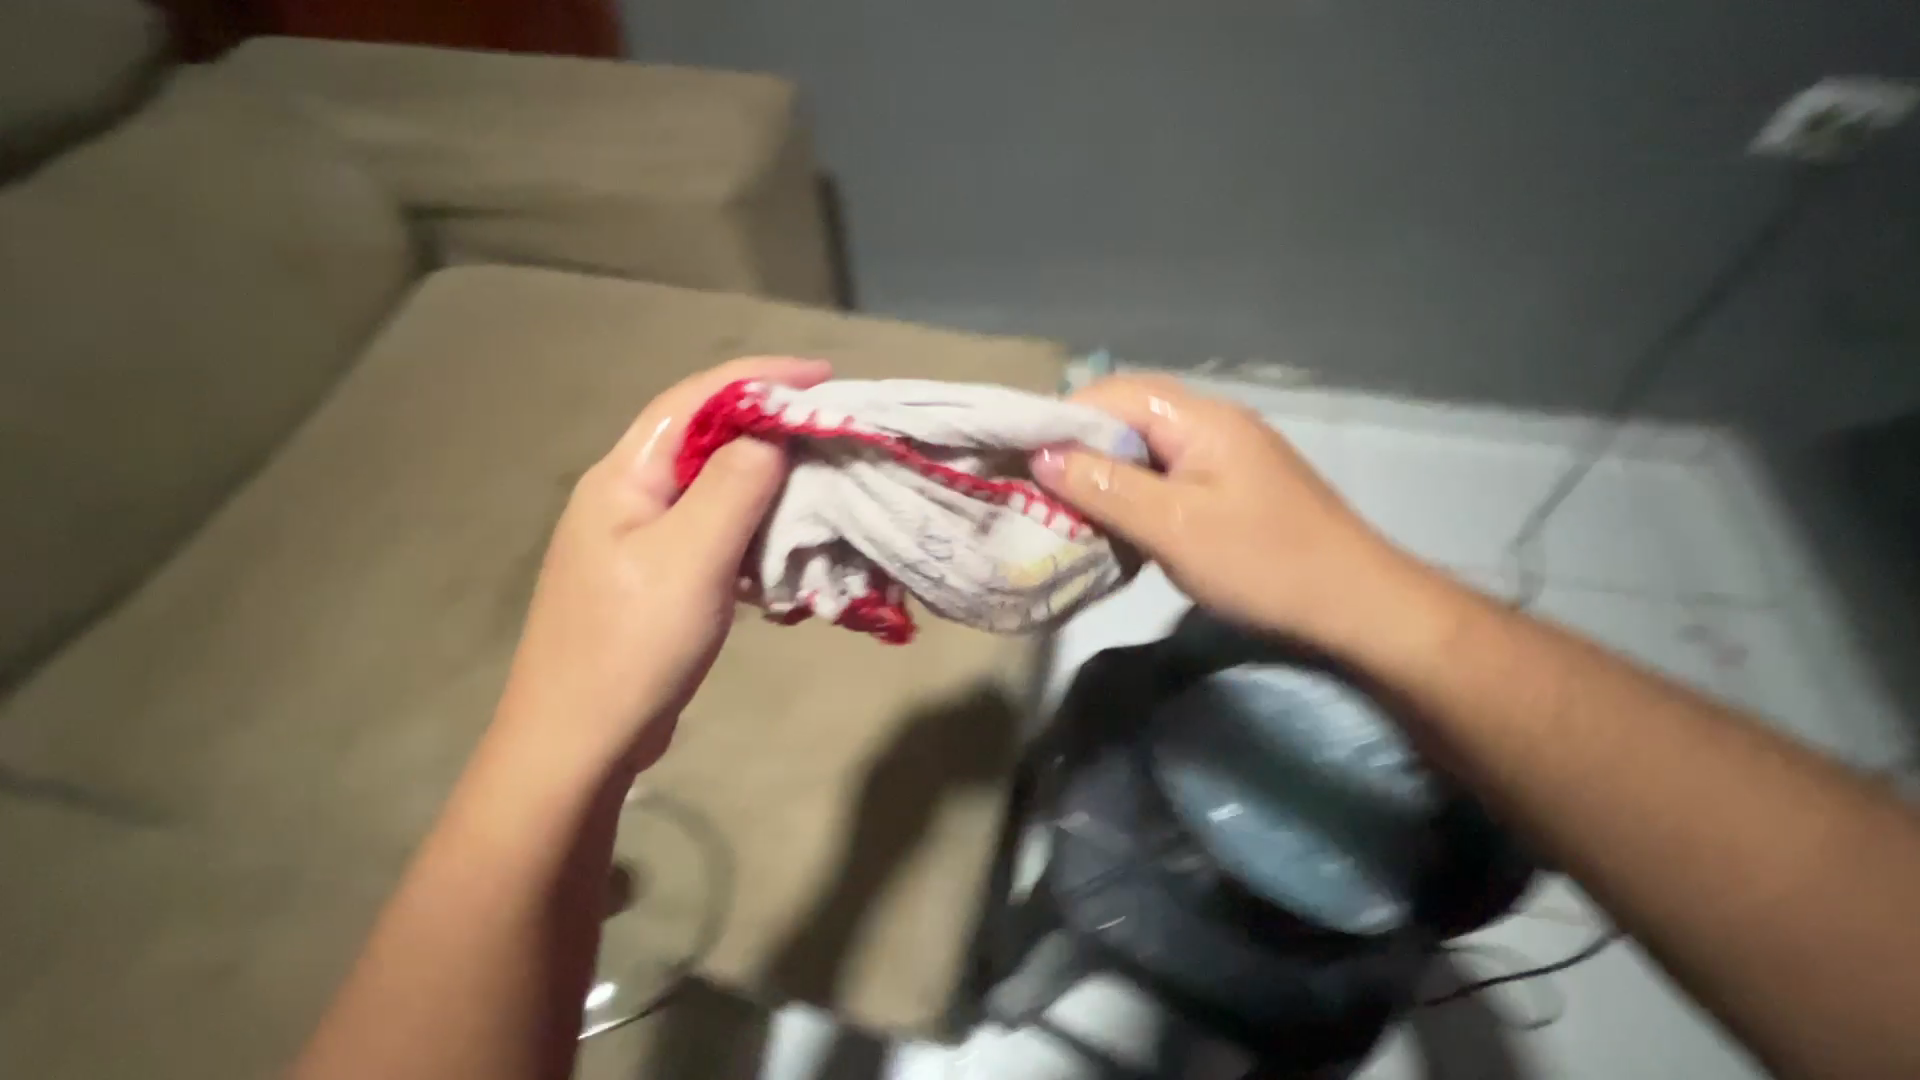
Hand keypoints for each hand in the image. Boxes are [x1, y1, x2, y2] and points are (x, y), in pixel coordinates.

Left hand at [494, 357, 831, 776]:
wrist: (580, 744)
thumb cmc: (631, 646)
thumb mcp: (690, 558)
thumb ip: (733, 486)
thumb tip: (773, 435)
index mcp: (625, 477)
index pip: (695, 400)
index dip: (760, 378)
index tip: (824, 376)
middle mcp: (629, 497)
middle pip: (704, 437)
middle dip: (769, 424)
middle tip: (832, 428)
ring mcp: (641, 540)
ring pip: (713, 486)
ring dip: (767, 477)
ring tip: (821, 477)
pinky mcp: (658, 578)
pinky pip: (716, 531)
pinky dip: (756, 525)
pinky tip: (785, 541)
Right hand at [1030, 374, 1412, 643]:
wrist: (1357, 604)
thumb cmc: (1263, 563)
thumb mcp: (1173, 527)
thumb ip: (1105, 487)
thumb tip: (1042, 454)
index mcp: (1201, 419)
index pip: (1114, 392)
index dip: (1063, 419)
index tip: (1023, 457)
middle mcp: (1214, 422)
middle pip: (1130, 415)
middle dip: (1081, 447)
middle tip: (1042, 488)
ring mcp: (1228, 454)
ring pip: (1148, 447)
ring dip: (1108, 472)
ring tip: (1072, 508)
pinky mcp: (1234, 485)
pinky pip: (1170, 474)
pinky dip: (1137, 492)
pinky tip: (1121, 523)